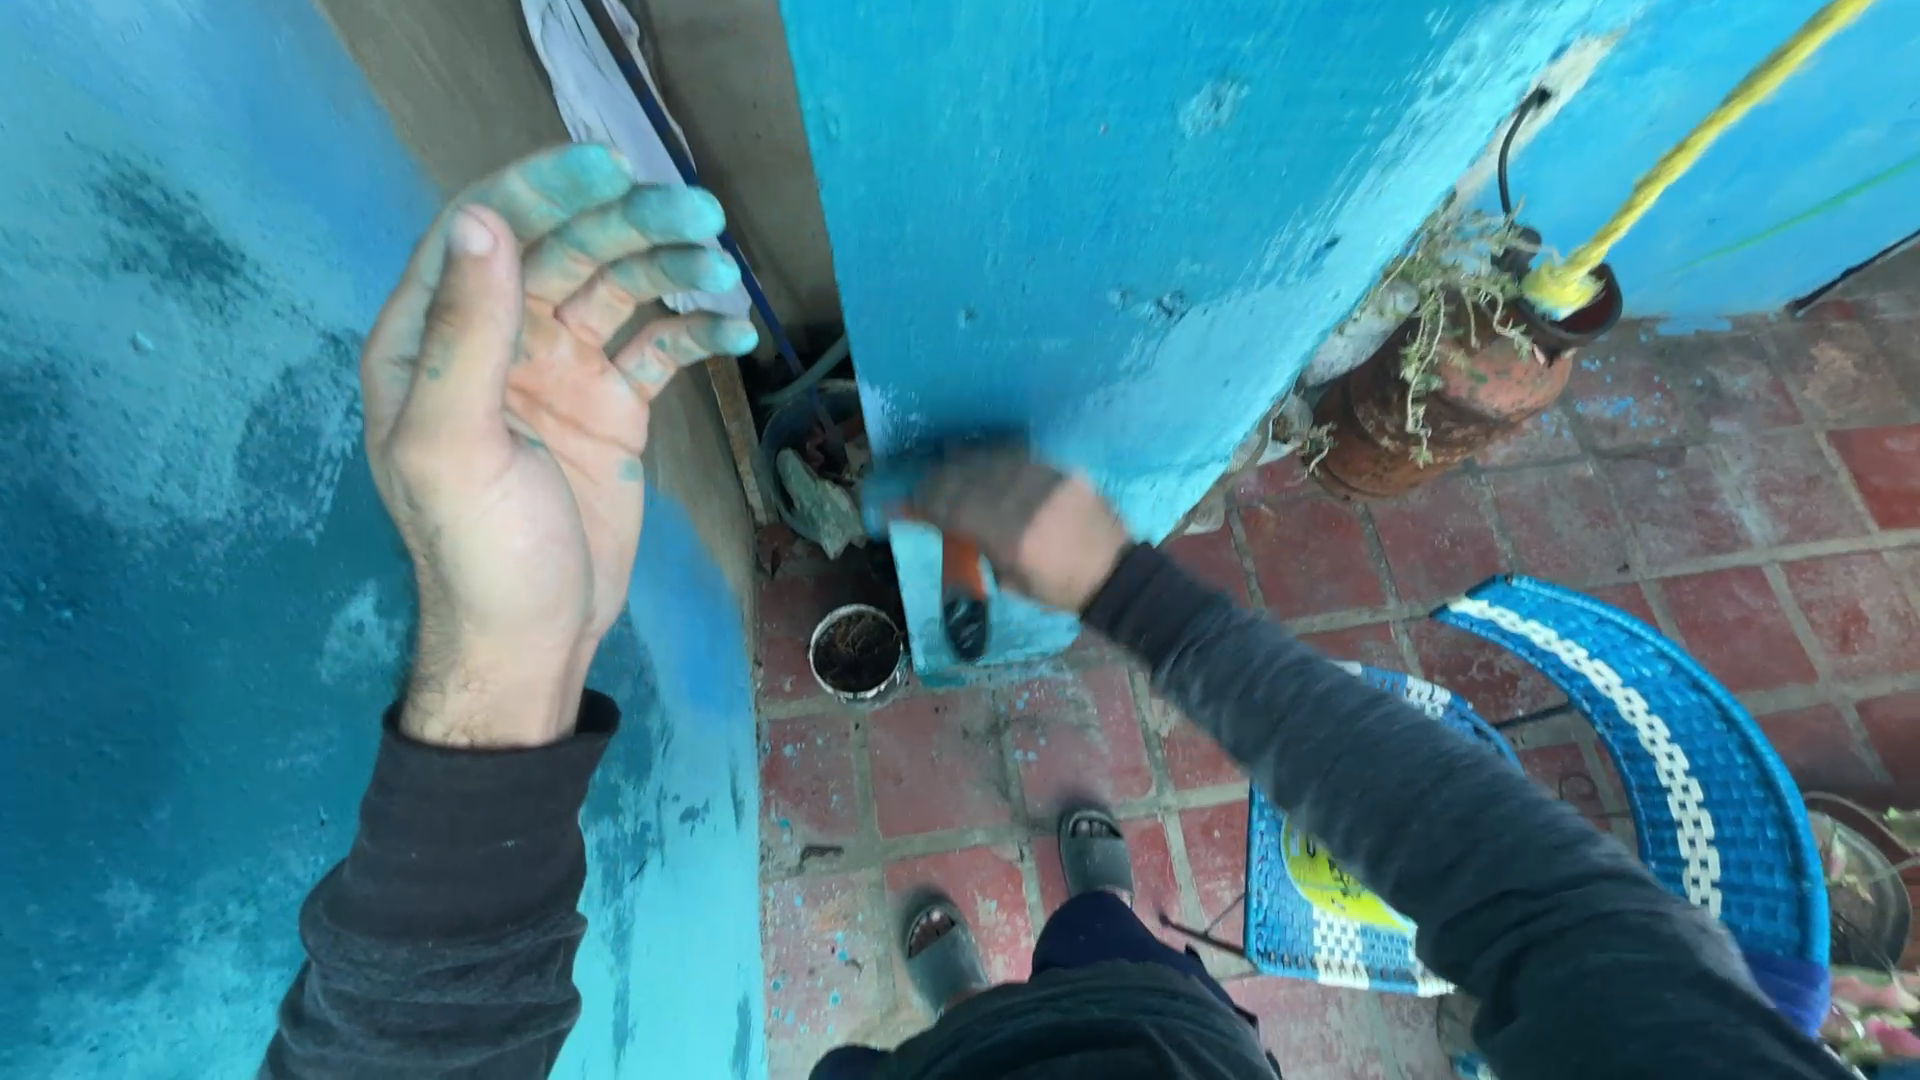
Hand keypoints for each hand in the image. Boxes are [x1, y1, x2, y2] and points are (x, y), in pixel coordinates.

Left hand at [361, 144, 757, 746]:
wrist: (537, 632)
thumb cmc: (480, 551)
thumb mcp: (455, 445)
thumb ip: (466, 336)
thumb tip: (479, 221)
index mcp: (437, 339)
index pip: (489, 233)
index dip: (546, 190)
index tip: (614, 167)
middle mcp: (504, 342)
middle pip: (571, 256)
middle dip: (633, 228)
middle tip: (704, 214)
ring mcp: (565, 373)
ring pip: (623, 297)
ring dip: (674, 275)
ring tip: (728, 272)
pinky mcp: (616, 407)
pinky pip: (660, 354)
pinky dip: (696, 338)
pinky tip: (736, 338)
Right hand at [911, 449, 1131, 612]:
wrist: (1115, 575)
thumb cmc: (1059, 588)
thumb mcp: (1010, 582)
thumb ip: (979, 549)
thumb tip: (946, 525)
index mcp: (1014, 539)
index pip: (957, 510)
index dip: (926, 504)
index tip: (905, 504)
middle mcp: (1029, 504)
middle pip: (970, 481)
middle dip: (939, 482)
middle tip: (923, 486)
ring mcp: (1049, 483)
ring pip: (993, 463)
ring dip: (964, 465)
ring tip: (947, 471)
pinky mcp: (1064, 472)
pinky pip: (1020, 459)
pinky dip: (995, 460)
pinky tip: (982, 465)